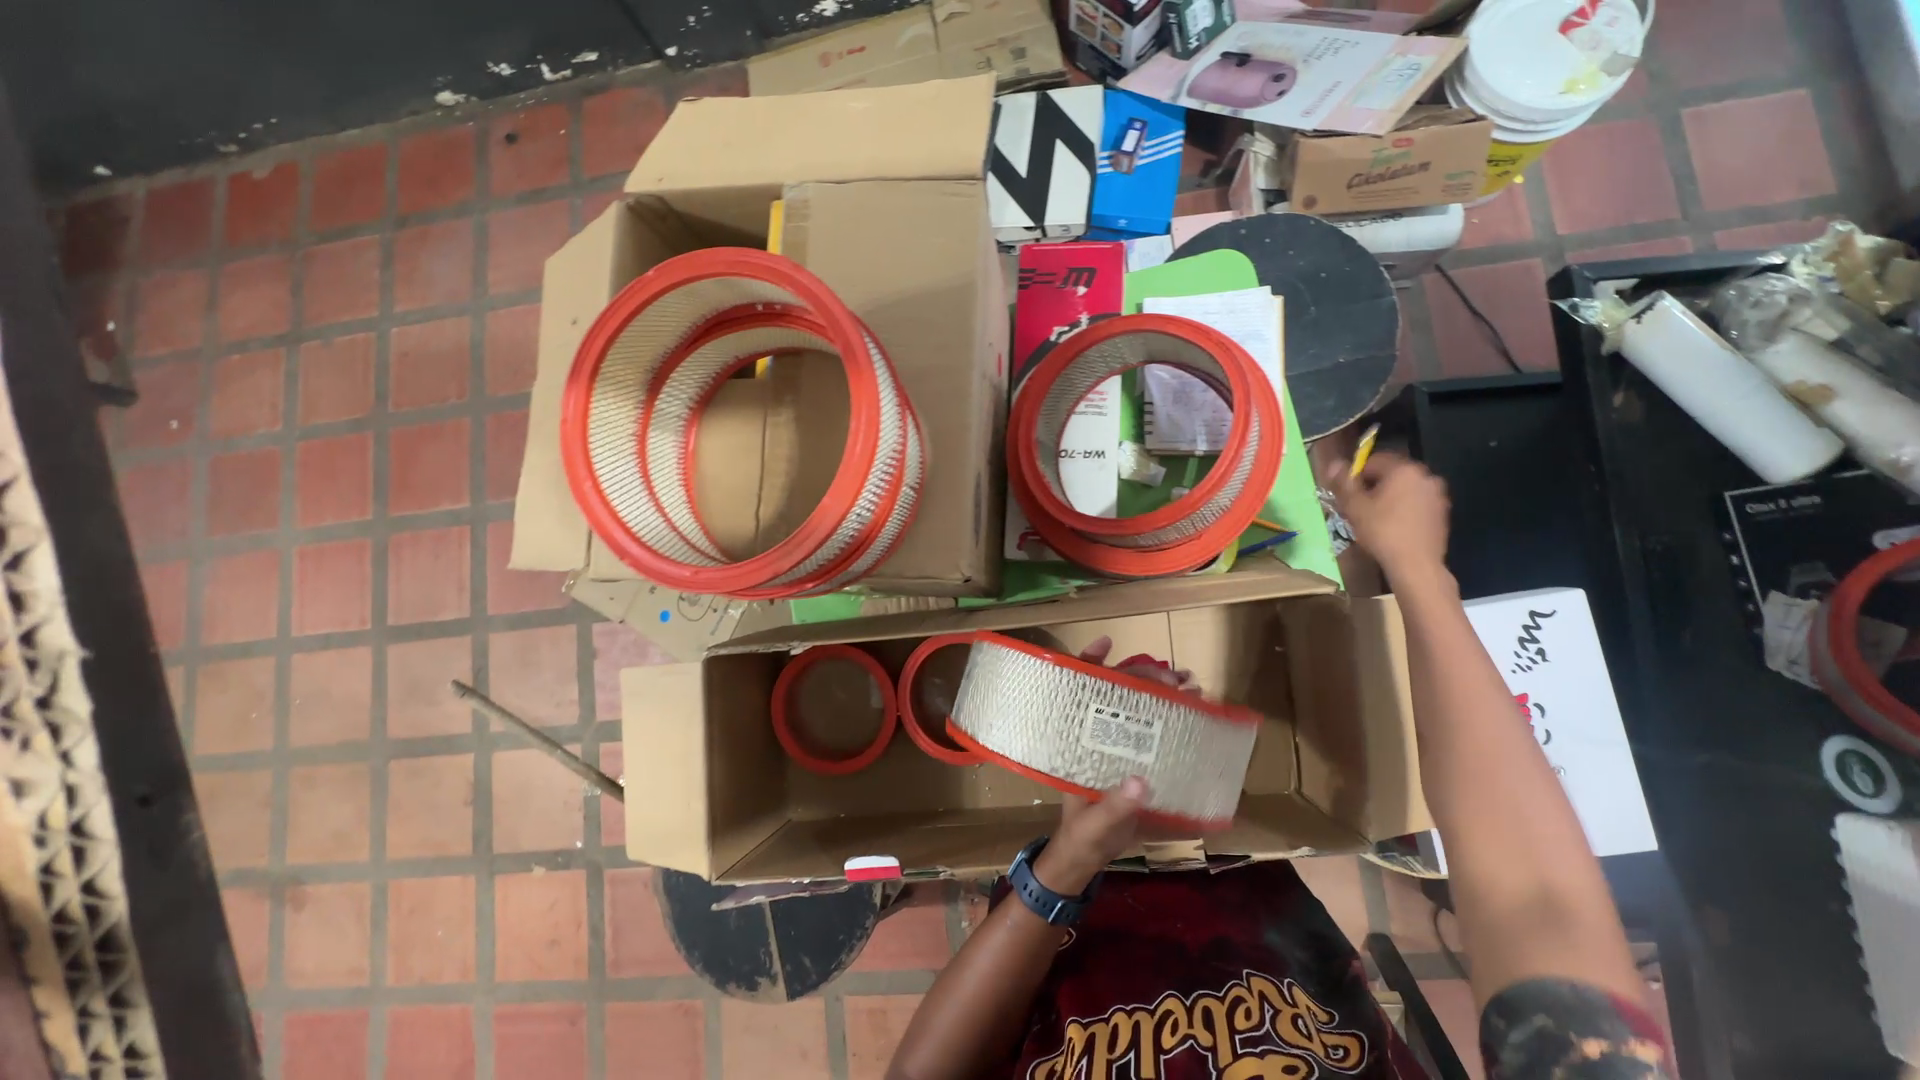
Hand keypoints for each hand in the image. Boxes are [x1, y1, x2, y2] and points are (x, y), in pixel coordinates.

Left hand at [1030, 637, 1179, 893]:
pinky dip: (1173, 722)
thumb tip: (1141, 782)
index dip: (1089, 665)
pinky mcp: (1135, 765)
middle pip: (1118, 696)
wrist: (1087, 858)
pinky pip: (1153, 736)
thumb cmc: (1082, 837)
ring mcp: (1117, 750)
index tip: (1107, 642)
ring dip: (1163, 694)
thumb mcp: (1095, 825)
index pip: (1078, 694)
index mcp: (1077, 746)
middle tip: (1175, 677)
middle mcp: (1096, 739)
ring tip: (1193, 686)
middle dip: (1145, 678)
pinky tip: (1196, 715)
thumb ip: (1115, 807)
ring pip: (1139, 711)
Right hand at [1324, 451, 1451, 585]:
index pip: (1373, 461)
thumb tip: (1333, 464)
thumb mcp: (1354, 508)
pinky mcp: (1443, 511)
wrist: (1416, 564)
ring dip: (1391, 497)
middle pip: (1391, 474)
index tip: (1349, 496)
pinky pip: (1418, 502)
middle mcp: (1425, 475)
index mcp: (1403, 469)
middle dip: (1374, 487)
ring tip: (1378, 519)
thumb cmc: (1382, 532)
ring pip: (1405, 489)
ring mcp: (1437, 494)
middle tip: (1361, 508)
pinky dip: (1405, 508)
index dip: (1356, 476)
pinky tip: (1396, 527)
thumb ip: (1343, 483)